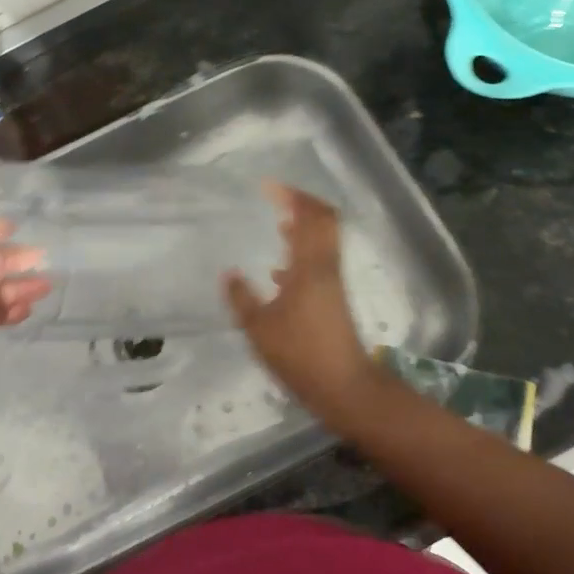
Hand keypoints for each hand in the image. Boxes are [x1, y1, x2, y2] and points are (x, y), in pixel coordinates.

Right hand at [224, 185, 380, 407]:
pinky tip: (279, 271)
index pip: (309, 216)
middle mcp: (326, 267)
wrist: (344, 386)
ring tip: (276, 225)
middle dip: (302, 205)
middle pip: (324, 222)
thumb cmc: (300, 355)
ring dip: (303, 228)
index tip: (268, 187)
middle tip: (276, 199)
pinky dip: (302, 253)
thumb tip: (229, 273)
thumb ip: (242, 298)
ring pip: (323, 242)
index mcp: (310, 266)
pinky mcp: (334, 299)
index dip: (292, 196)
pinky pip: (319, 262)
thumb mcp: (259, 328)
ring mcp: (333, 283)